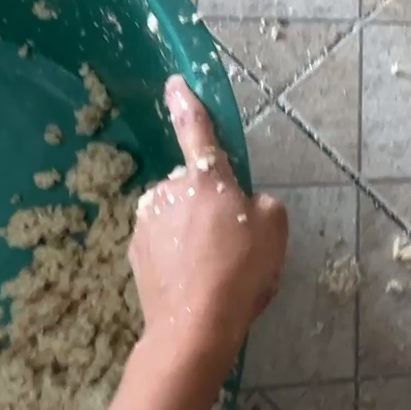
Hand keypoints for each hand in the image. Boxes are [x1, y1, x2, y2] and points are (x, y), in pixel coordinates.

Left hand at [128, 75, 288, 366]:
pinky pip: (163, 239)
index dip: (188, 101)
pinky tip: (194, 277)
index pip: (196, 128)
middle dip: (209, 199)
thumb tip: (243, 204)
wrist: (194, 328)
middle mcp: (169, 191)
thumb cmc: (241, 269)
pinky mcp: (134, 253)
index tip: (175, 81)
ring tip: (214, 263)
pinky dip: (177, 251)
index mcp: (206, 177)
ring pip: (176, 211)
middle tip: (231, 235)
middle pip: (193, 183)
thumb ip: (260, 202)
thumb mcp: (275, 226)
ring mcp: (147, 222)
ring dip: (191, 226)